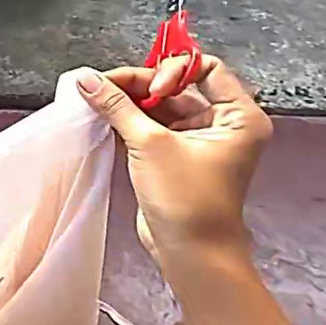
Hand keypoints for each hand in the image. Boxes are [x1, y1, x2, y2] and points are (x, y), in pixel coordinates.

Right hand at [76, 56, 271, 263]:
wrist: (190, 255)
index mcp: (238, 116)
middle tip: (105, 85)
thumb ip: (118, 106)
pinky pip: (154, 124)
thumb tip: (87, 78)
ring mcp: (199, 139)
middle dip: (142, 83)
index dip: (174, 71)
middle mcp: (223, 123)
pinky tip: (105, 113)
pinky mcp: (177, 154)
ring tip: (98, 97)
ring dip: (131, 100)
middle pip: (178, 85)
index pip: (206, 69)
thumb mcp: (151, 144)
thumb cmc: (187, 201)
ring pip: (162, 105)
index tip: (150, 87)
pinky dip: (131, 118)